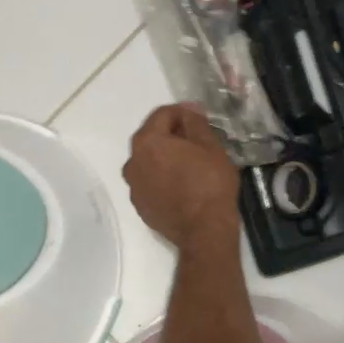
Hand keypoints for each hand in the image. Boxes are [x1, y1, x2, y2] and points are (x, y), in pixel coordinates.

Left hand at [123, 104, 239, 252]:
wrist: (204, 231)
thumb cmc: (210, 184)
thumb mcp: (211, 147)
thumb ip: (195, 123)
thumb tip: (188, 111)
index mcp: (147, 142)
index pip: (163, 114)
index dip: (184, 112)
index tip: (201, 117)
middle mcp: (132, 162)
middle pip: (152, 138)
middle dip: (173, 135)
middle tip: (198, 142)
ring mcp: (134, 186)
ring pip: (149, 162)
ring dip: (166, 158)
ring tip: (190, 166)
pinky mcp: (141, 206)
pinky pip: (151, 183)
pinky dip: (163, 179)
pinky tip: (183, 187)